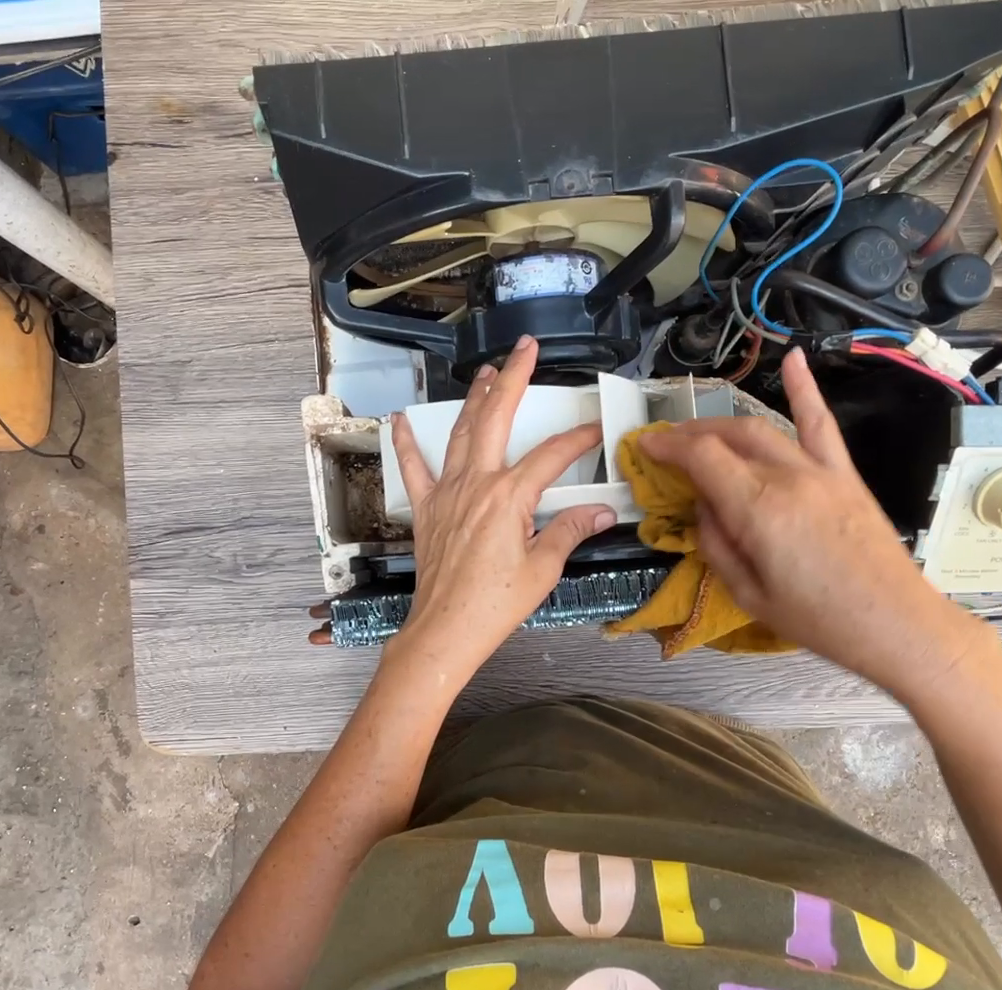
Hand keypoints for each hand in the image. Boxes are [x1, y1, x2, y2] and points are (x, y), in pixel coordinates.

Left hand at [385, 337, 617, 680]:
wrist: (445, 629)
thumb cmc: (494, 605)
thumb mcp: (542, 569)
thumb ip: (569, 531)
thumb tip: (600, 512)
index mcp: (508, 497)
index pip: (551, 455)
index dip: (577, 439)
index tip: (595, 429)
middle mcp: (475, 484)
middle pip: (495, 419)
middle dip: (513, 378)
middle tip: (526, 348)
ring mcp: (447, 493)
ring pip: (460, 432)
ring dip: (474, 398)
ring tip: (487, 371)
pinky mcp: (428, 509)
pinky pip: (414, 468)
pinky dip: (408, 443)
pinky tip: (401, 420)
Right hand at [640, 348, 997, 699]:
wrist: (894, 624)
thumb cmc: (817, 619)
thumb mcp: (747, 594)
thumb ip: (716, 545)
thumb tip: (702, 509)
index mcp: (757, 509)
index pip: (701, 457)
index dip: (666, 447)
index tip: (644, 447)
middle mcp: (787, 478)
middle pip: (727, 436)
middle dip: (689, 435)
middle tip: (666, 447)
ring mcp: (820, 471)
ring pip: (762, 428)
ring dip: (724, 424)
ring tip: (700, 430)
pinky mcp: (845, 475)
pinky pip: (821, 424)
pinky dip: (805, 390)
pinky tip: (793, 360)